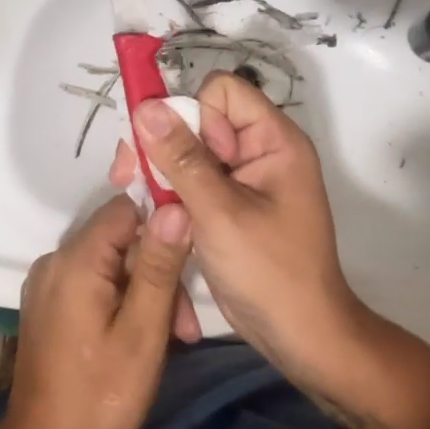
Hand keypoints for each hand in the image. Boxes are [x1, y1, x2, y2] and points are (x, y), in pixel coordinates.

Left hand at [0, 194, 195, 428]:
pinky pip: (92, 282)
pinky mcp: (48, 304)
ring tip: (174, 338)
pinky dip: (122, 301)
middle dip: (158, 270)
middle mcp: (54, 260)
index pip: (124, 208)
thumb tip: (175, 207)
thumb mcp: (142, 333)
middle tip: (185, 324)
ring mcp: (47, 282)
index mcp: (75, 260)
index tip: (193, 255)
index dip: (162, 222)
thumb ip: (158, 267)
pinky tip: (143, 337)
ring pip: (110, 263)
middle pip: (119, 238)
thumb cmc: (101, 396)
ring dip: (145, 291)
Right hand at [119, 71, 375, 388]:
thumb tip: (145, 107)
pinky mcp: (227, 203)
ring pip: (187, 149)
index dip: (193, 115)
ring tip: (140, 198)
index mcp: (273, 141)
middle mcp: (258, 151)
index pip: (221, 91)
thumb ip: (180, 158)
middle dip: (162, 142)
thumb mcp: (219, 212)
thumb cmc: (269, 272)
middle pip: (197, 118)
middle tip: (129, 175)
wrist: (300, 336)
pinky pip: (190, 177)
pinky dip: (169, 190)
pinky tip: (154, 212)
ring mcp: (242, 178)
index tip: (179, 157)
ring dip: (159, 169)